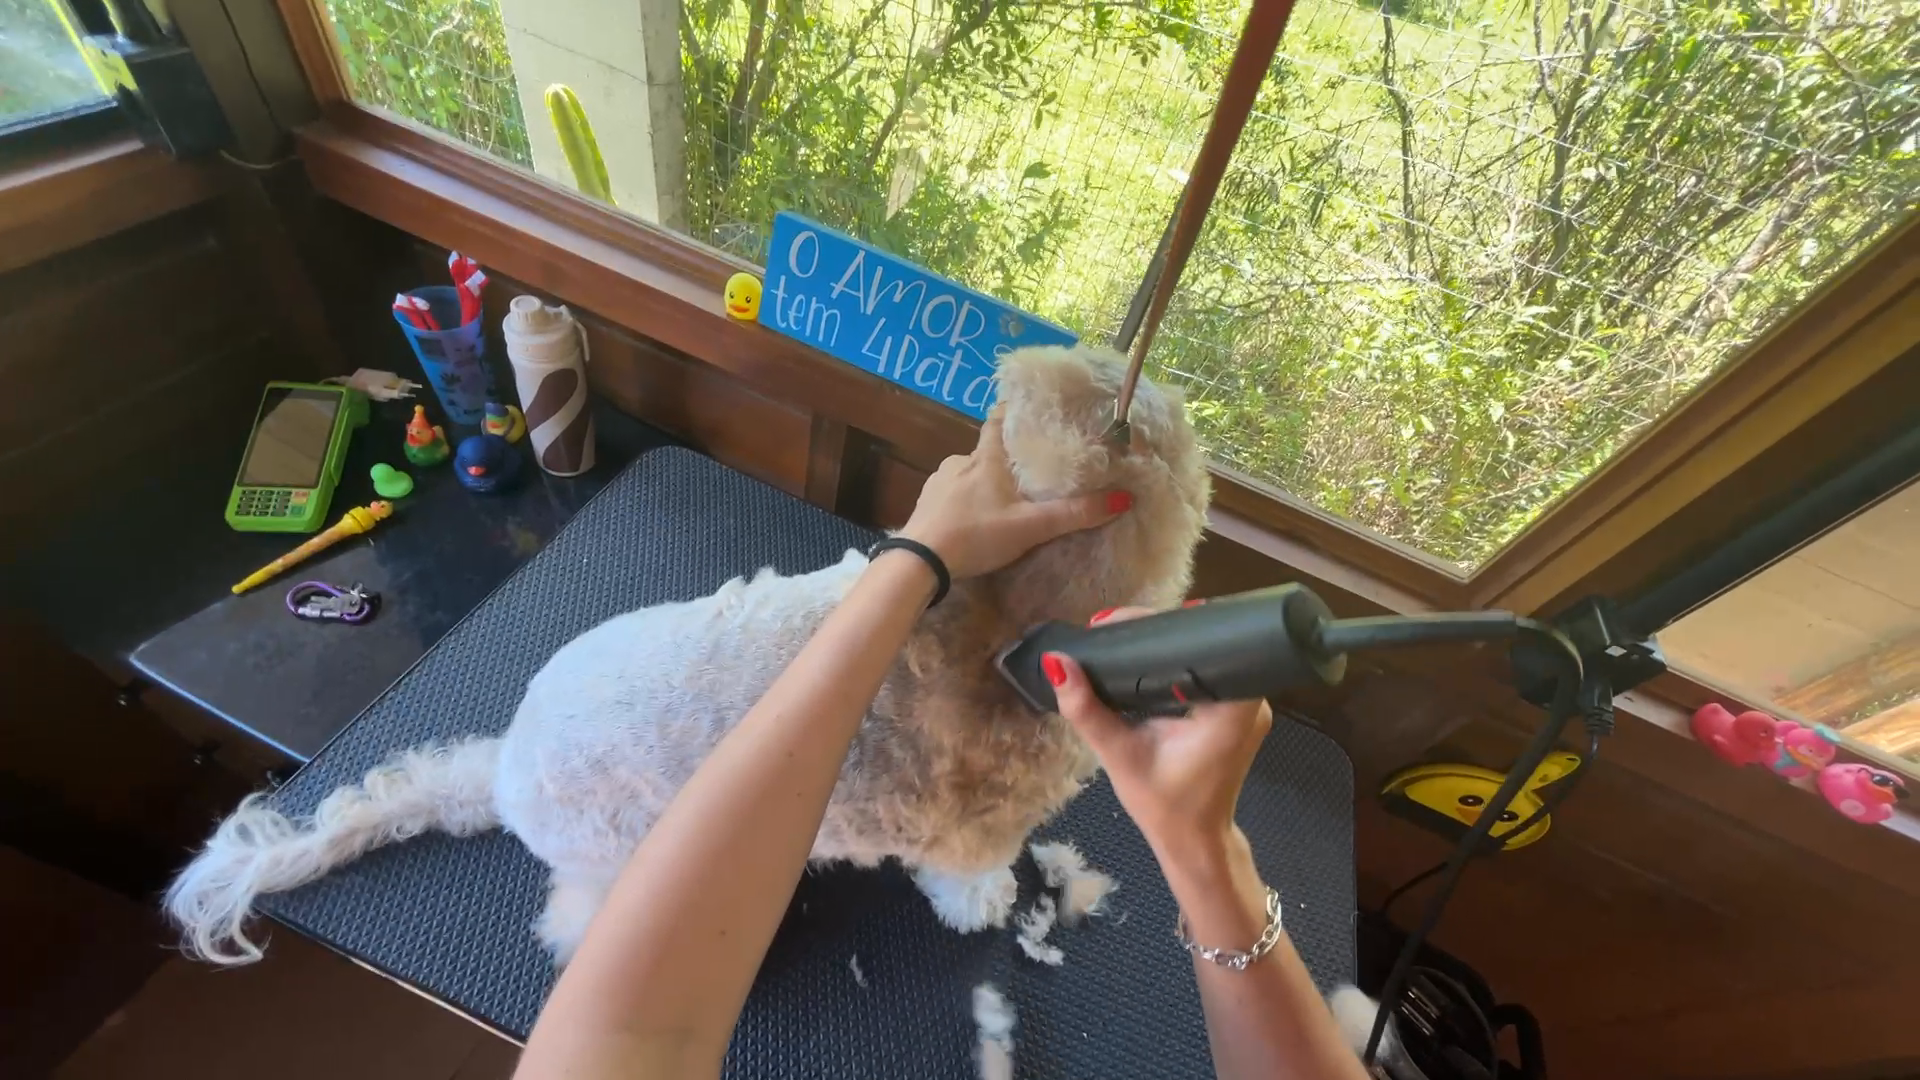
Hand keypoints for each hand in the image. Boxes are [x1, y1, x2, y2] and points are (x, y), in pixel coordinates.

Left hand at [897, 411, 1129, 579]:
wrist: (919, 561)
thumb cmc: (976, 535)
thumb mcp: (1030, 527)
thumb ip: (1074, 514)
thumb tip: (1123, 499)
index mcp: (986, 459)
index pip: (998, 419)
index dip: (1014, 410)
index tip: (1030, 408)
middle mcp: (960, 462)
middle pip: (987, 450)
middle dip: (1006, 457)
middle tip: (1027, 470)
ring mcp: (938, 482)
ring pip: (968, 472)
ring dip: (984, 481)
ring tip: (1002, 500)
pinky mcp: (925, 503)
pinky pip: (950, 493)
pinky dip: (964, 500)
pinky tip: (972, 519)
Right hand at [1044, 608, 1272, 859]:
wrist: (1194, 842)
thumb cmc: (1163, 804)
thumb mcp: (1119, 755)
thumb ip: (1086, 709)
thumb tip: (1056, 662)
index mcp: (1233, 707)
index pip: (1204, 640)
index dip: (1162, 623)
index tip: (1119, 623)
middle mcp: (1250, 699)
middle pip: (1203, 642)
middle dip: (1156, 630)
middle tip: (1110, 627)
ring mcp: (1248, 704)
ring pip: (1204, 654)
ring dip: (1165, 645)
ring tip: (1121, 637)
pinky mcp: (1237, 710)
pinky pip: (1206, 671)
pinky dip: (1175, 663)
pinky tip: (1144, 658)